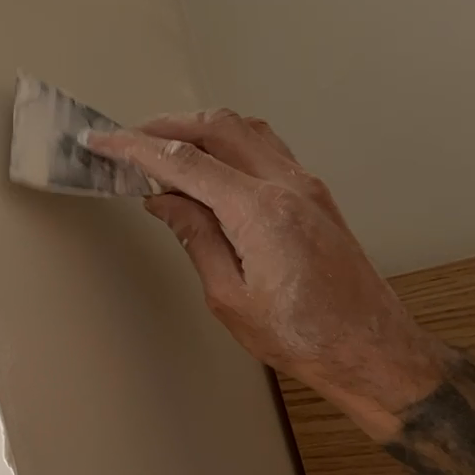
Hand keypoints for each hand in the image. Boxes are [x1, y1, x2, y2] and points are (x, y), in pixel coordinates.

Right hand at [84, 110, 451, 439]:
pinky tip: (207, 164)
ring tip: (161, 147)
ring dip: (198, 129)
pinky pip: (265, 147)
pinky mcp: (314, 195)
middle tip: (127, 139)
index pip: (186, 162)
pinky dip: (227, 143)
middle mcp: (287, 186)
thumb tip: (164, 201)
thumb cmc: (301, 335)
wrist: (369, 348)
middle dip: (166, 126)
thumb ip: (195, 238)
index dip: (137, 147)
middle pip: (218, 128)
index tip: (105, 141)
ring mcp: (306, 186)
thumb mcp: (228, 295)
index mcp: (261, 212)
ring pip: (245, 130)